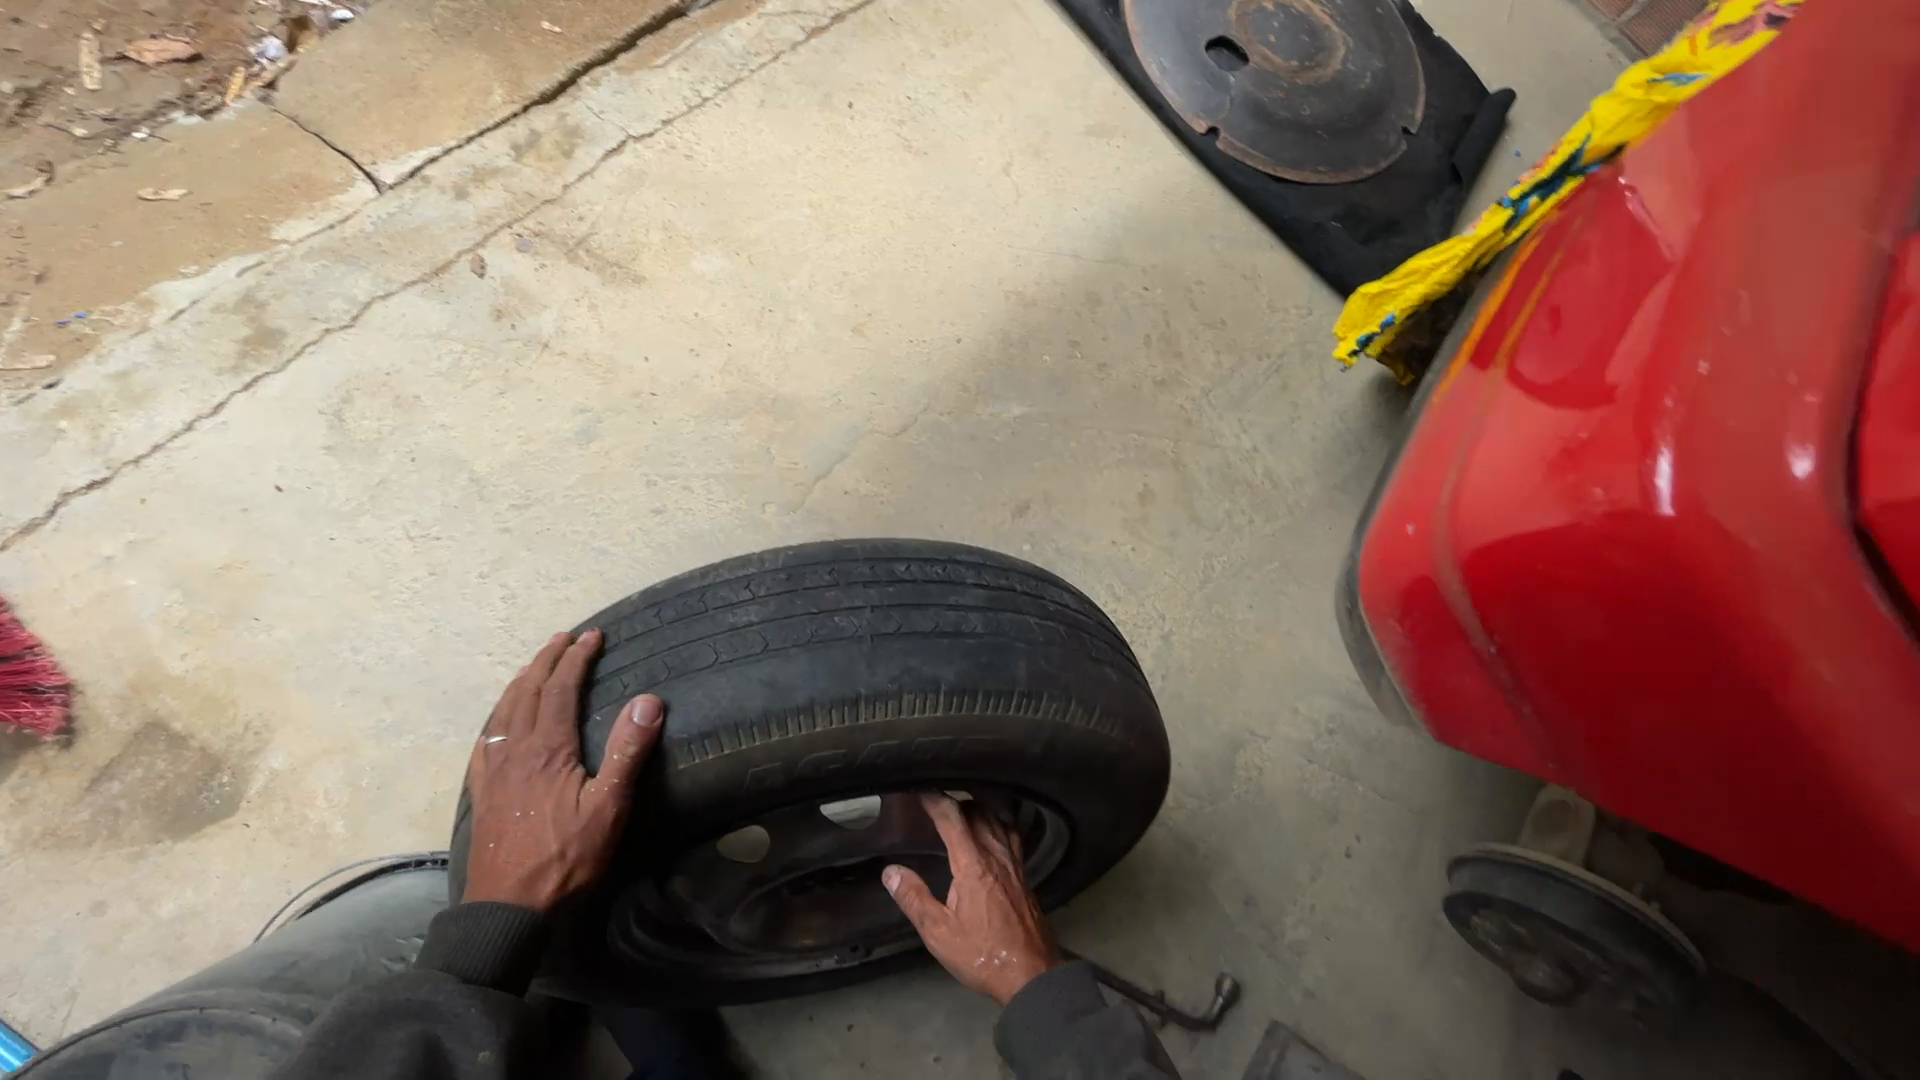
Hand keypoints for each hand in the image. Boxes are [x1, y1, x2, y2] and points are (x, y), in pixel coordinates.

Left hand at [463, 629, 663, 912]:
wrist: (509, 907)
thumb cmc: (567, 856)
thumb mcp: (610, 806)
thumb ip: (627, 751)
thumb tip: (649, 700)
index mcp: (548, 749)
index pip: (561, 689)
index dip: (577, 659)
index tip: (593, 636)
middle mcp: (515, 749)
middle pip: (527, 691)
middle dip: (547, 659)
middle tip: (565, 637)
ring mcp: (493, 769)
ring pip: (503, 710)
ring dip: (521, 680)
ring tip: (535, 665)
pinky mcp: (482, 790)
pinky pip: (485, 739)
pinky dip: (497, 714)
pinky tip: (499, 720)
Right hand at [882, 793, 1060, 1005]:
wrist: (1031, 973)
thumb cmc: (982, 954)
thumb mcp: (939, 933)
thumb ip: (914, 898)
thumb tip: (890, 871)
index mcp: (973, 864)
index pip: (951, 817)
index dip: (934, 798)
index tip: (918, 787)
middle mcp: (995, 853)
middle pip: (976, 809)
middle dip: (953, 799)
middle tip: (933, 800)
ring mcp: (1013, 861)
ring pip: (996, 817)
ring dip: (977, 806)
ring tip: (959, 807)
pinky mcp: (1023, 871)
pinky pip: (1011, 832)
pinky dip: (999, 819)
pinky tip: (992, 825)